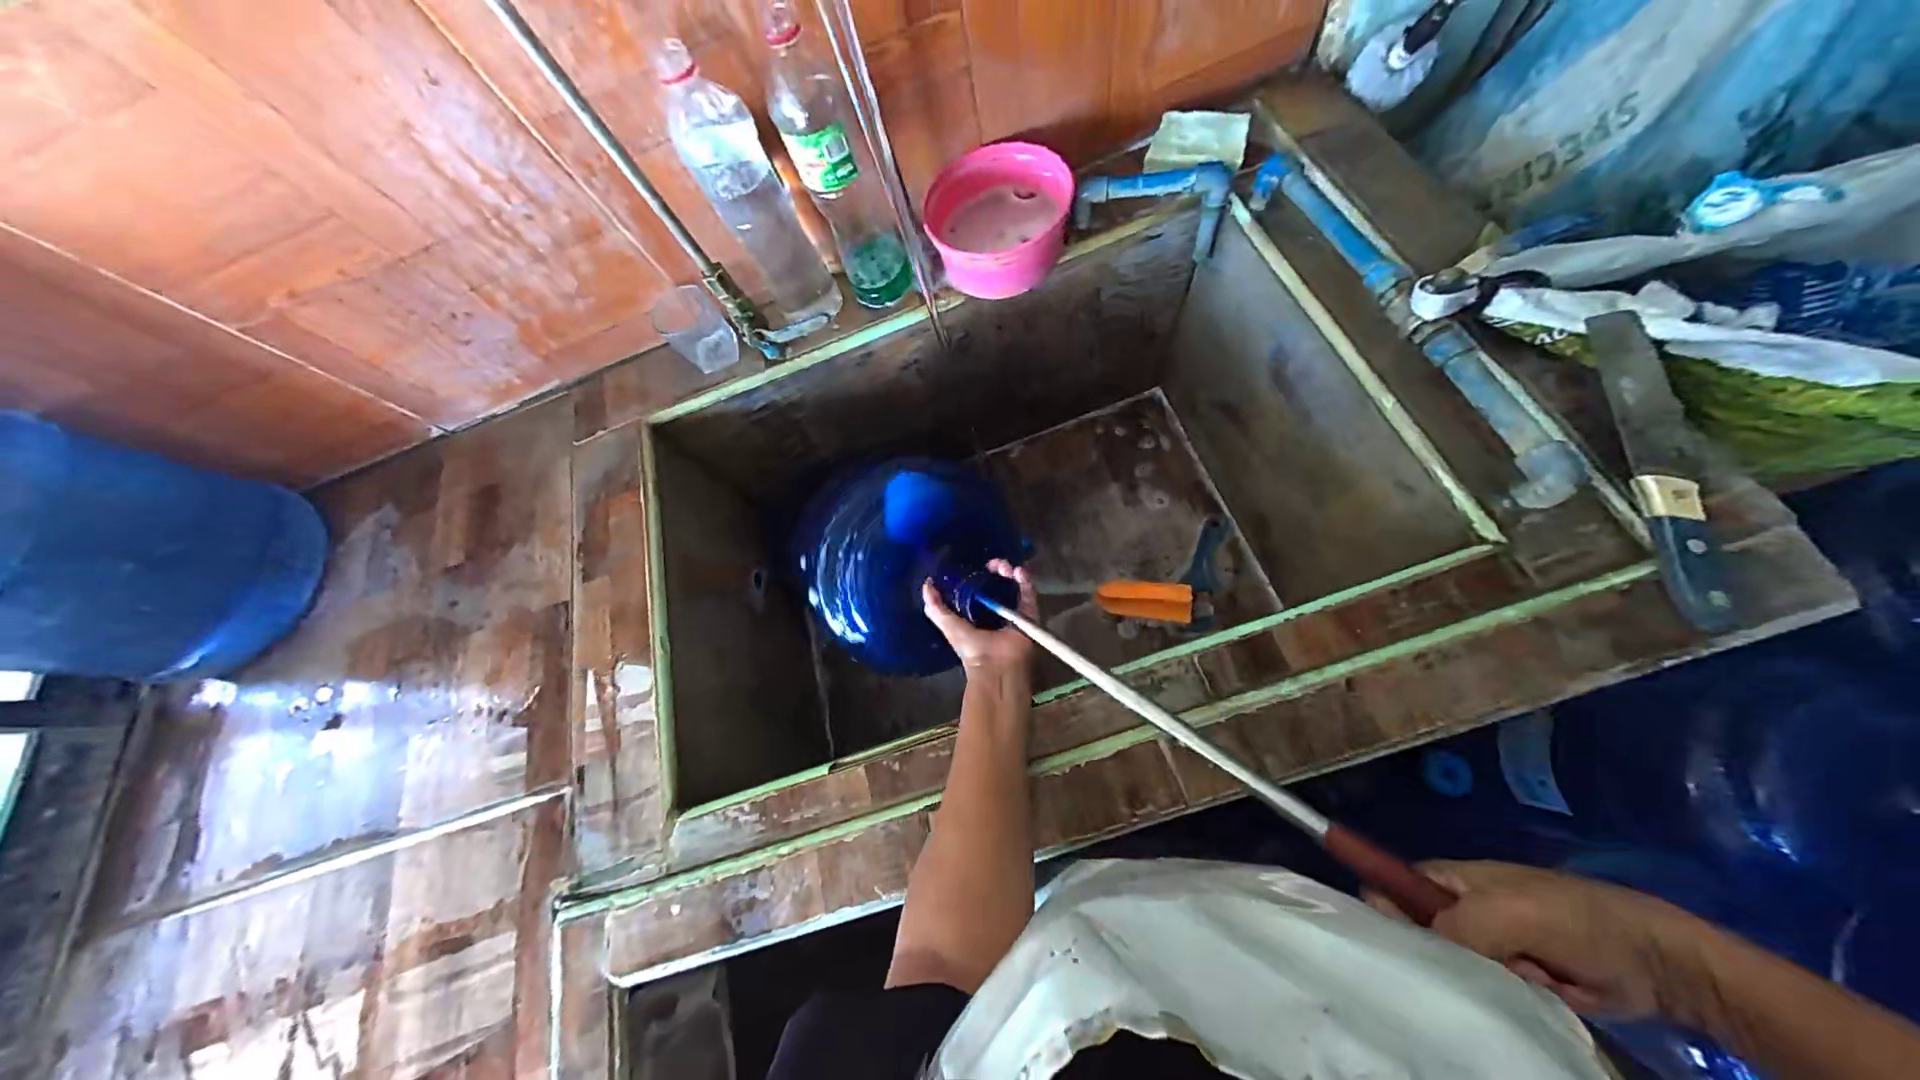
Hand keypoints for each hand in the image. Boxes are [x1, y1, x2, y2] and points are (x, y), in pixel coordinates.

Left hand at [921, 559, 1037, 674]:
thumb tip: (927, 583)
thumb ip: (935, 606)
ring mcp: (1014, 608)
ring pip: (1014, 580)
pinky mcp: (1030, 611)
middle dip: (996, 567)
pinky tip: (1017, 572)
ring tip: (1004, 569)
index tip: (976, 565)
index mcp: (978, 609)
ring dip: (1009, 569)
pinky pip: (1029, 590)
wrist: (995, 667)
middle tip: (993, 566)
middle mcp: (997, 606)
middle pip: (998, 578)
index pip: (979, 582)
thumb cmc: (971, 649)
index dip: (978, 571)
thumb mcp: (948, 625)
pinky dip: (1025, 578)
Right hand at [1368, 860, 1711, 1019]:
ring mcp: (1487, 944)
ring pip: (1451, 965)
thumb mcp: (1505, 911)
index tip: (1396, 940)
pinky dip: (1498, 997)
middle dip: (1435, 953)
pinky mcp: (1514, 978)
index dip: (1384, 908)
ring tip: (1512, 982)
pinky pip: (1484, 988)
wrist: (1653, 962)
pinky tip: (1522, 996)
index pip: (1392, 886)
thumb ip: (1453, 923)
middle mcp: (1458, 908)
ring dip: (1474, 979)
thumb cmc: (1572, 917)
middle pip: (1418, 930)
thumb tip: (1416, 945)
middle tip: (1464, 967)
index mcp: (1447, 879)